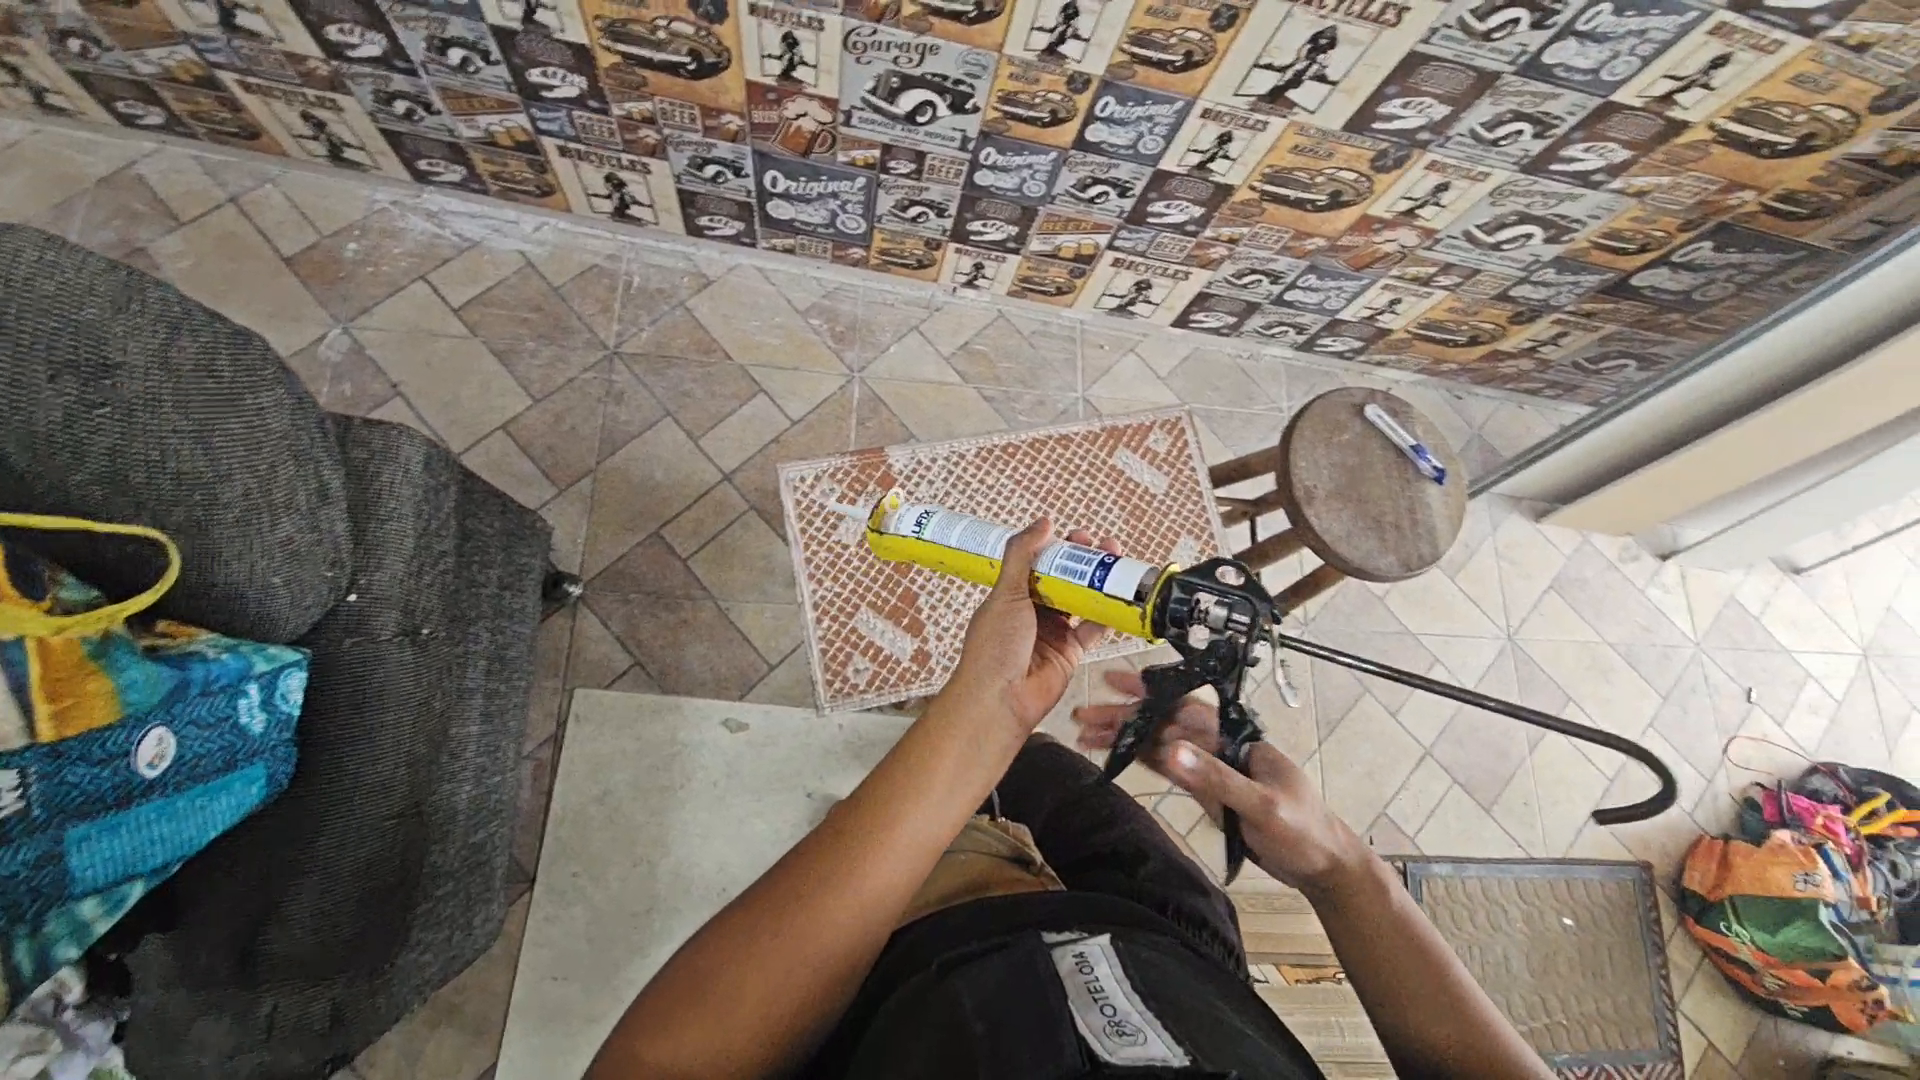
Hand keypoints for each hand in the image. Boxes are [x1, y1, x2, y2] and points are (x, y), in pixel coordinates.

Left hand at [932, 520, 1113, 739]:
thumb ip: (1022, 555)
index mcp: (1011, 595)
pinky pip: (1092, 629)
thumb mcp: (1006, 593)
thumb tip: (1042, 524)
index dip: (1058, 548)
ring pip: (1080, 601)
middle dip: (1083, 562)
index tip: (1077, 535)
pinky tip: (1121, 598)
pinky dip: (1107, 615)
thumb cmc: (995, 646)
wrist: (1001, 698)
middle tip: (1103, 546)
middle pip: (1063, 580)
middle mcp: (1032, 611)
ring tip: (1117, 564)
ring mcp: (1052, 632)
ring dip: (1098, 583)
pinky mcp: (1069, 652)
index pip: (1038, 563)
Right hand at [1073, 670, 1371, 895]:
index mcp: (1235, 737)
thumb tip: (1171, 750)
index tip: (1114, 683)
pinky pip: (1165, 767)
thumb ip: (1217, 777)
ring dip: (1125, 737)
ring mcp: (1209, 766)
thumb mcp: (1263, 804)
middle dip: (1124, 715)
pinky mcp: (1204, 789)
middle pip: (1164, 723)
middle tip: (1084, 713)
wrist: (1320, 863)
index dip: (1148, 694)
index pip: (1183, 707)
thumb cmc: (1302, 829)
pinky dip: (1139, 758)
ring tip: (1086, 733)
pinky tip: (1114, 753)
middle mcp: (1218, 745)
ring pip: (1158, 743)